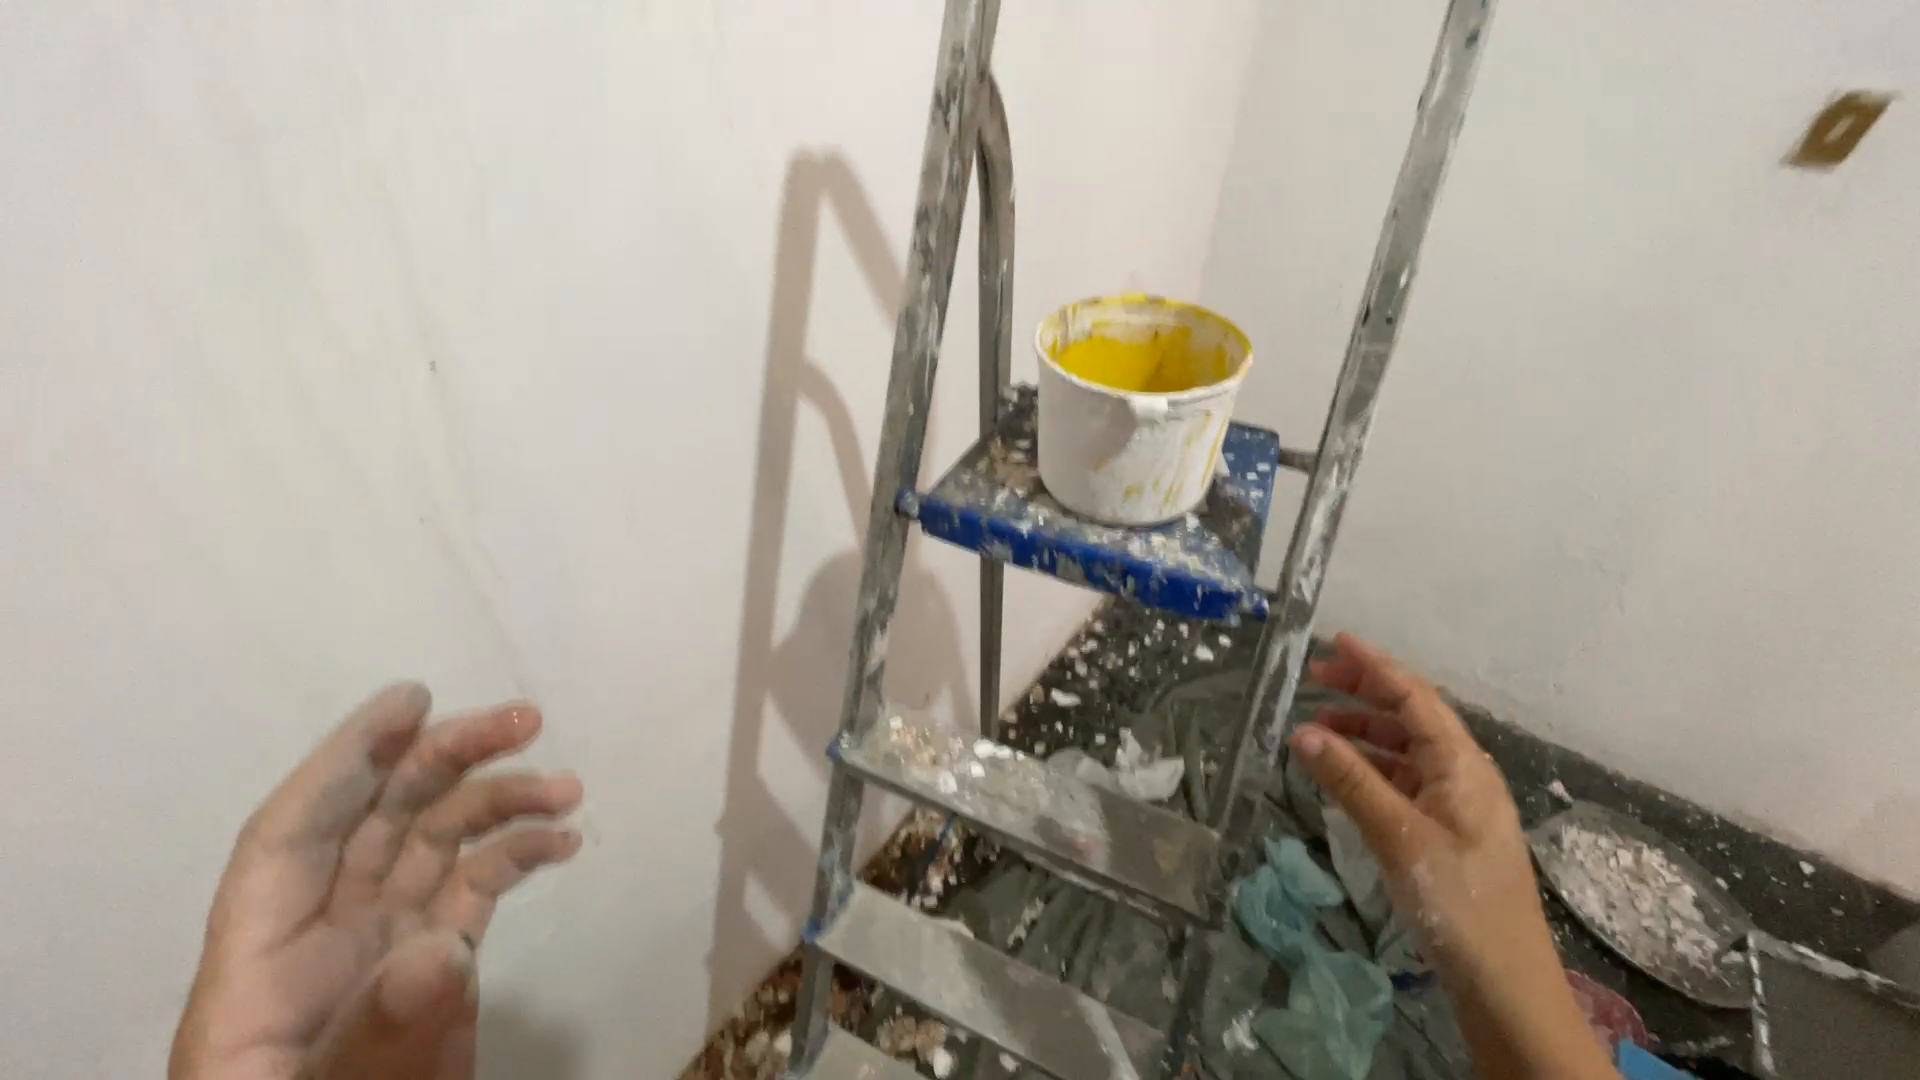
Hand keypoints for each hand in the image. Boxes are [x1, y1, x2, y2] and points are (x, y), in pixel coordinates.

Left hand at [171, 683, 584, 1079]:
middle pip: (382, 818)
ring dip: (501, 800)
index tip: (413, 701)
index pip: (294, 836)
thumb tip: (441, 951)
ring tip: (567, 788)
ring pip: (440, 840)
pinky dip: (521, 852)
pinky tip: (564, 841)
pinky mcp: (440, 960)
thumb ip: (372, 1036)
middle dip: (449, 757)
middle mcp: (324, 935)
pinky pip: (479, 885)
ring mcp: (387, 945)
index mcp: (261, 965)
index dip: (347, 760)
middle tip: (526, 721)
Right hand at [1290, 633, 1612, 1079]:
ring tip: (1314, 728)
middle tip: (1313, 679)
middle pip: (1410, 717)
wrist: (1505, 985)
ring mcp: (1453, 805)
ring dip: (1361, 732)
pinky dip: (1367, 767)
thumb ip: (1350, 781)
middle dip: (1363, 693)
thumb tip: (1302, 730)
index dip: (1375, 667)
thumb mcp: (1399, 837)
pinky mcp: (1442, 832)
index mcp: (1462, 767)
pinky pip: (1400, 780)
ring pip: (1403, 749)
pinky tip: (1339, 773)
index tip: (1336, 642)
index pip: (1415, 698)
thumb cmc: (1459, 904)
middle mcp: (1461, 776)